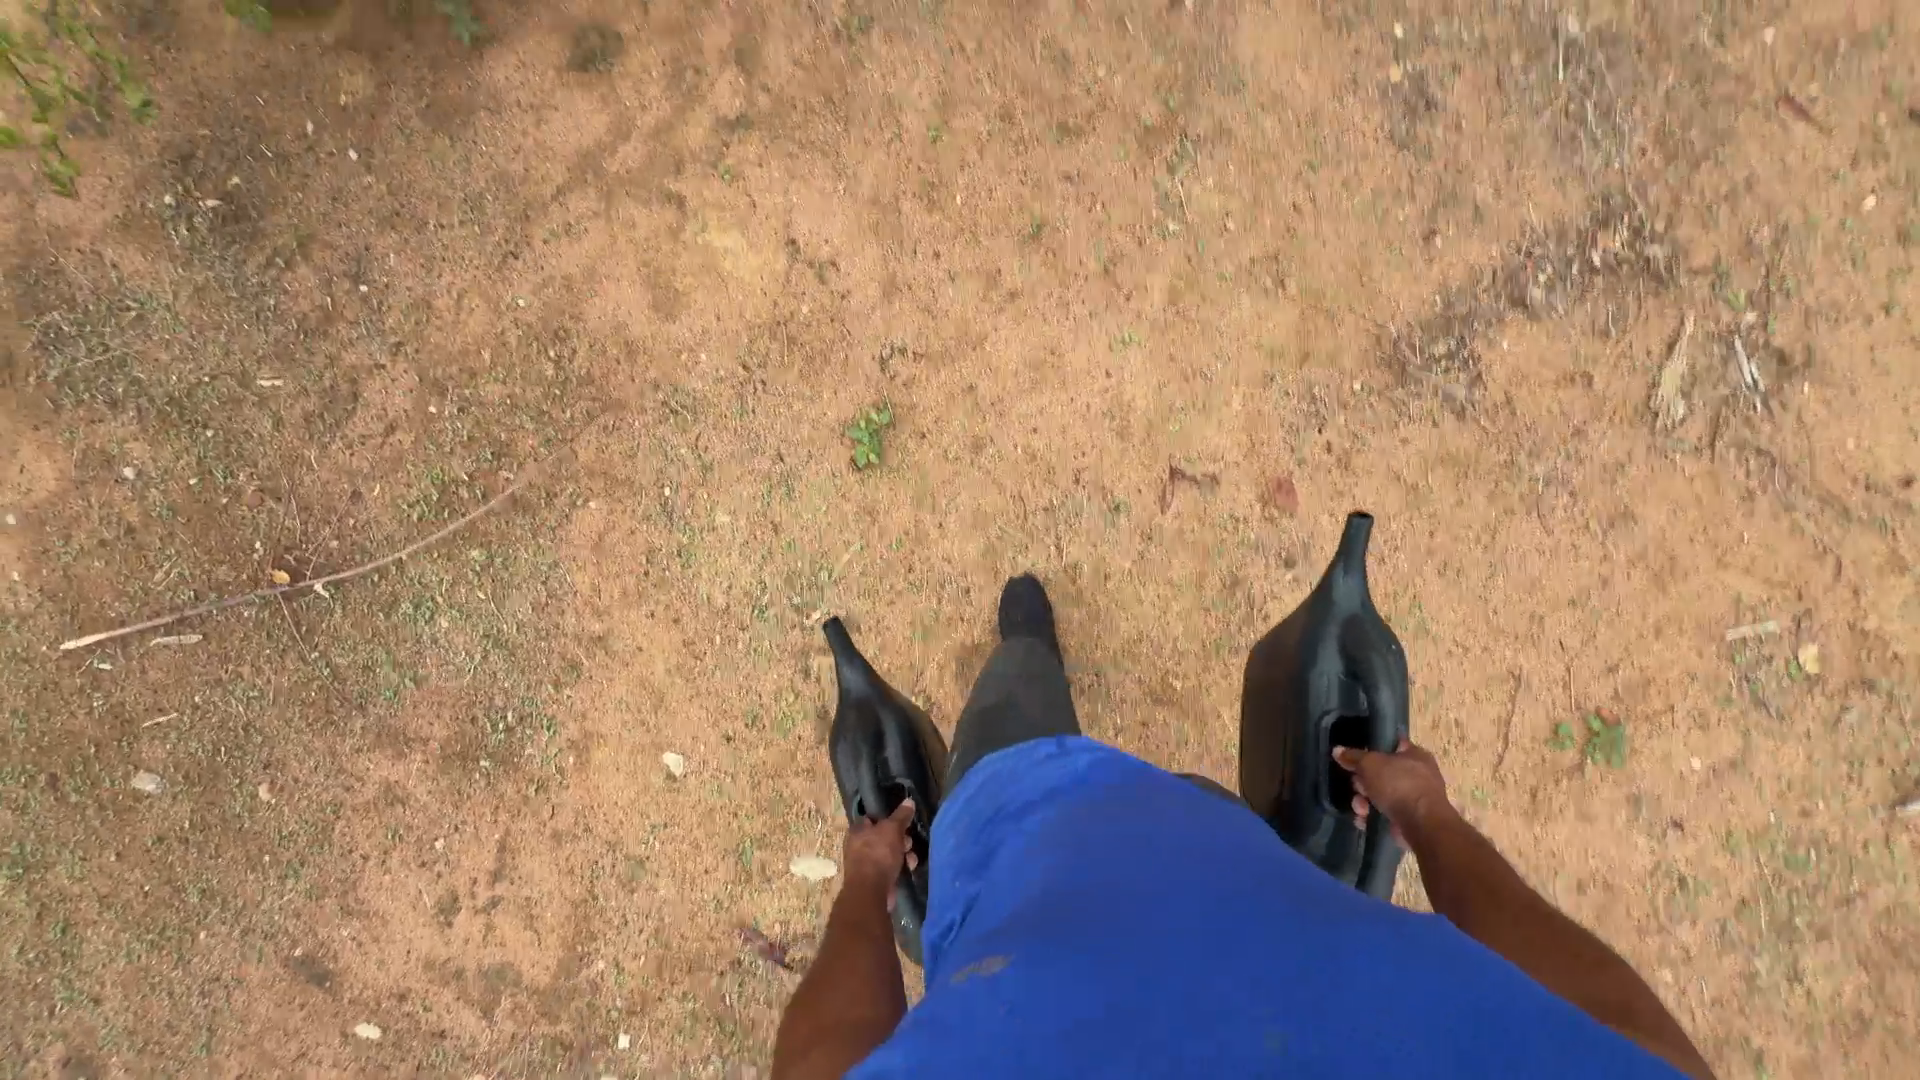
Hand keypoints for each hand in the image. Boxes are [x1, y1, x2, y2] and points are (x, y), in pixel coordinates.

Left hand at [842, 800, 917, 906]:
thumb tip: (909, 801)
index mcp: (858, 831)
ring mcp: (866, 864)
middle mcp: (859, 846)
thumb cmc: (878, 854)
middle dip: (899, 838)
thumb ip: (901, 816)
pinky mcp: (874, 879)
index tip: (901, 819)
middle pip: (883, 836)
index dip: (886, 817)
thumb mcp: (892, 829)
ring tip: (911, 858)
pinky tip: (909, 869)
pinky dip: (900, 867)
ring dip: (903, 854)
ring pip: (888, 853)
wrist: (871, 891)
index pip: (871, 818)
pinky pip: (890, 868)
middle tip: (908, 841)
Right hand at [1332, 739, 1453, 840]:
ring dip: (1364, 801)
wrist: (1422, 825)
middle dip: (1362, 783)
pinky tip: (1364, 820)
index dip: (1370, 749)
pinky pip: (1384, 813)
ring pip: (1380, 795)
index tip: (1354, 758)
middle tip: (1358, 787)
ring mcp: (1415, 799)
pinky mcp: (1410, 819)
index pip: (1390, 745)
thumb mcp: (1369, 763)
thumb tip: (1337, 750)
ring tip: (1360, 808)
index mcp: (1415, 755)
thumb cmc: (1399, 785)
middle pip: (1380, 773)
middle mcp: (1418, 775)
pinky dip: (1372, 816)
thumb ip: (1352, 756)